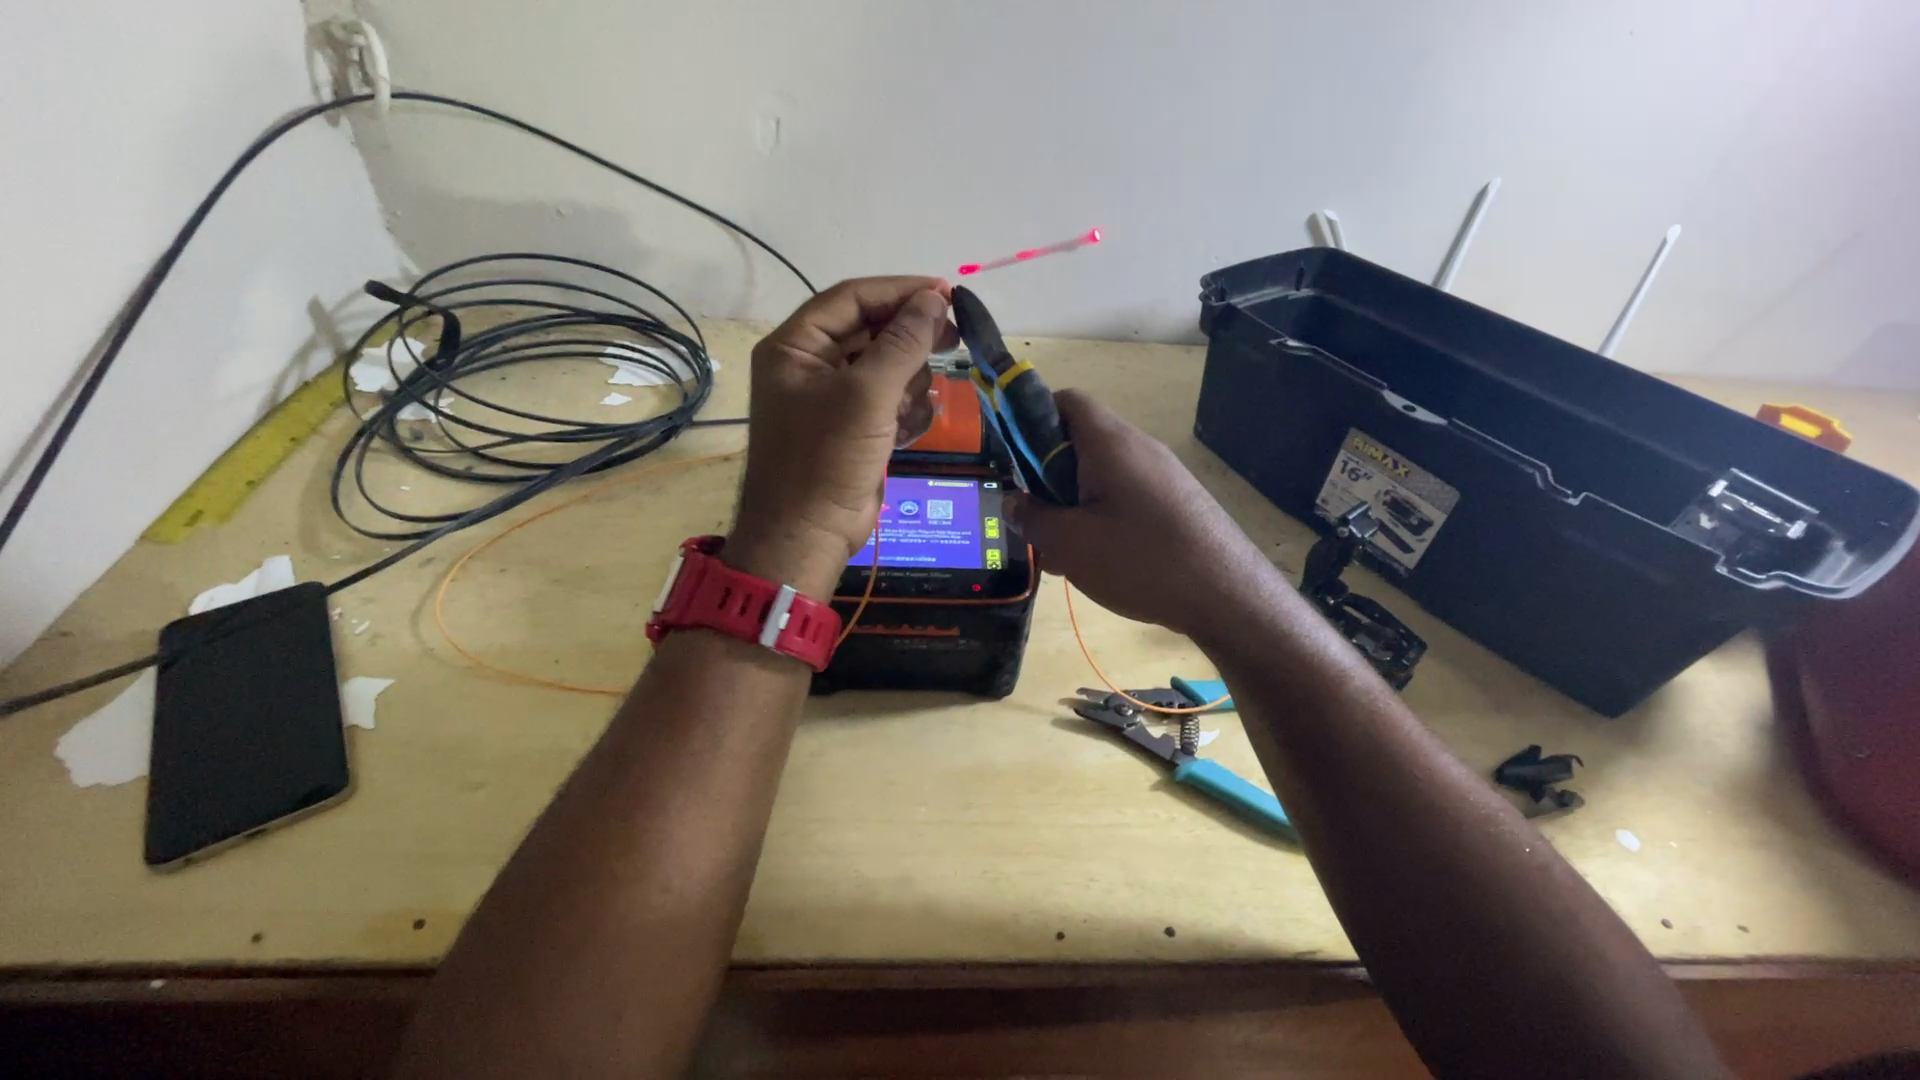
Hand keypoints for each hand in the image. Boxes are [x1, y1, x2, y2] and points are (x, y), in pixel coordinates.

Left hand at [730, 277, 956, 596]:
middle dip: (911, 340)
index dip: (900, 291)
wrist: (809, 535)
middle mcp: (812, 365)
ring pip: (888, 368)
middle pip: (873, 331)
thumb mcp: (866, 394)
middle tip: (955, 338)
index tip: (946, 292)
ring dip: (909, 382)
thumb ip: (903, 342)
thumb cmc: (826, 459)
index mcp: (796, 346)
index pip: (852, 298)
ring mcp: (834, 399)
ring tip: (912, 405)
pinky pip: (891, 402)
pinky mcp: (856, 428)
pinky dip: (907, 411)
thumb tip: (935, 299)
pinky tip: (911, 426)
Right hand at [1005, 390, 1274, 638]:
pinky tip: (1101, 565)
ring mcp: (1163, 477)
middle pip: (1080, 443)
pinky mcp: (1178, 505)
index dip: (1031, 418)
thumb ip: (1032, 518)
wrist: (1228, 596)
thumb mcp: (1070, 543)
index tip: (1013, 460)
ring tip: (1066, 556)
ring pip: (1102, 478)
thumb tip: (1013, 501)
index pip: (1065, 401)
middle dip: (1048, 479)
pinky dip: (1103, 522)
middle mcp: (1139, 448)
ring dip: (1074, 508)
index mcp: (1109, 442)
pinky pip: (1127, 500)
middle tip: (1036, 522)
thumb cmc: (1141, 560)